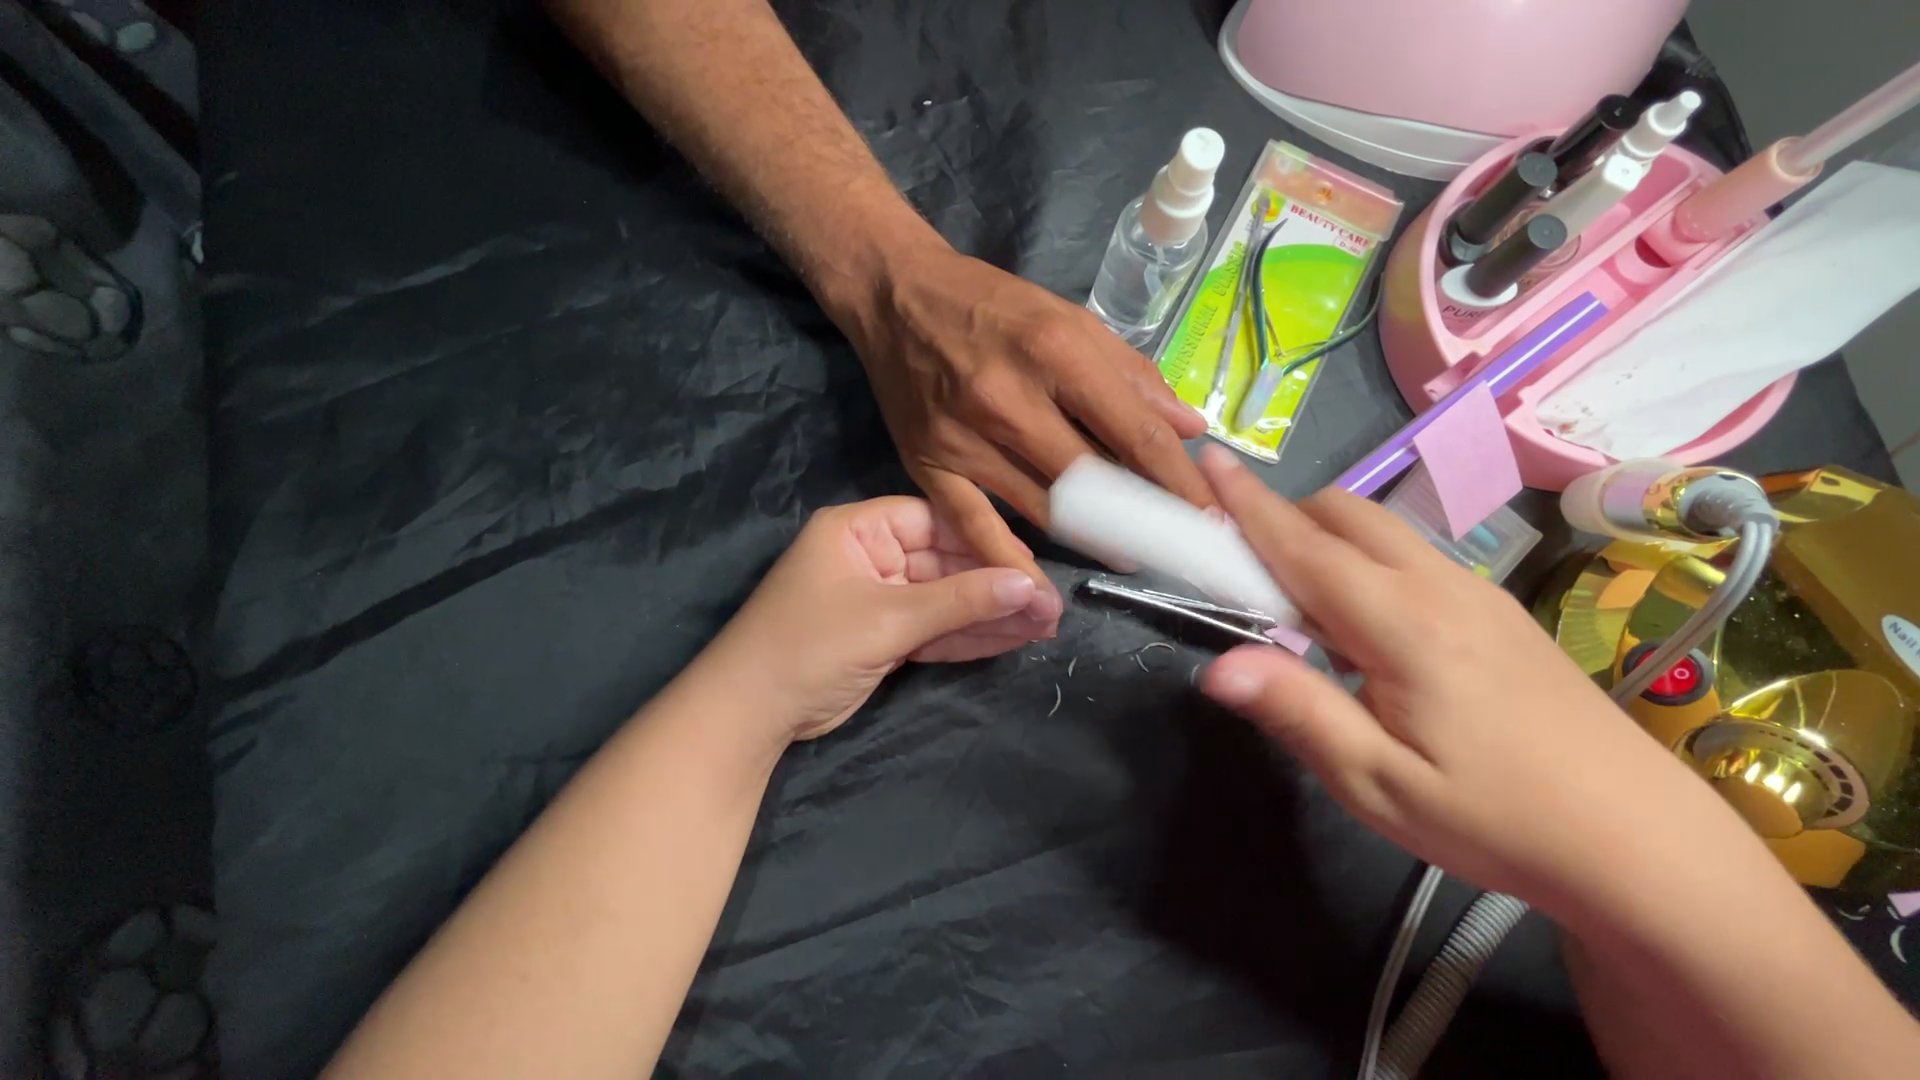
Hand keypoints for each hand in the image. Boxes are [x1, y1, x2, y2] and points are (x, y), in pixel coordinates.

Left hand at [701, 497, 1055, 745]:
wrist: (750, 715)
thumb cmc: (809, 646)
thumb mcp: (888, 618)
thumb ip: (959, 600)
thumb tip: (1029, 587)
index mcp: (859, 529)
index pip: (937, 522)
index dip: (988, 543)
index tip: (1034, 568)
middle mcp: (872, 556)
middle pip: (948, 564)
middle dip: (996, 588)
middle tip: (1050, 607)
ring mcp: (880, 599)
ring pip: (947, 601)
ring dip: (991, 615)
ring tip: (1045, 626)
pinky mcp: (885, 636)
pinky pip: (935, 630)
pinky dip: (969, 637)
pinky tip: (1013, 638)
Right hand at [840, 240, 1211, 607]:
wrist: (897, 297)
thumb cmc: (991, 304)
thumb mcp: (1068, 317)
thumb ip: (1131, 375)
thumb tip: (1188, 428)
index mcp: (1055, 352)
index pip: (1134, 433)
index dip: (1179, 483)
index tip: (1211, 518)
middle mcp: (1009, 400)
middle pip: (1093, 482)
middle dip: (1143, 520)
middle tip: (1177, 547)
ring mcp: (964, 439)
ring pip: (1043, 509)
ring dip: (1093, 541)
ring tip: (1129, 556)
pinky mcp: (929, 466)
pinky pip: (974, 527)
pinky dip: (1010, 560)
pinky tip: (1041, 588)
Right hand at [1190, 447, 1760, 919]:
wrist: (1642, 844)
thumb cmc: (1496, 819)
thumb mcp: (1378, 783)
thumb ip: (1298, 711)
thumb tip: (1217, 665)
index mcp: (1404, 625)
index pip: (1306, 546)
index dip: (1249, 504)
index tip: (1209, 458)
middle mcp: (1440, 587)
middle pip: (1345, 513)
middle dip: (1283, 519)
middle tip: (1245, 576)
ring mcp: (1476, 593)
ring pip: (1380, 532)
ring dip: (1324, 542)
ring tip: (1301, 615)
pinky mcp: (1497, 611)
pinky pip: (1410, 558)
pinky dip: (1362, 564)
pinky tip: (1364, 635)